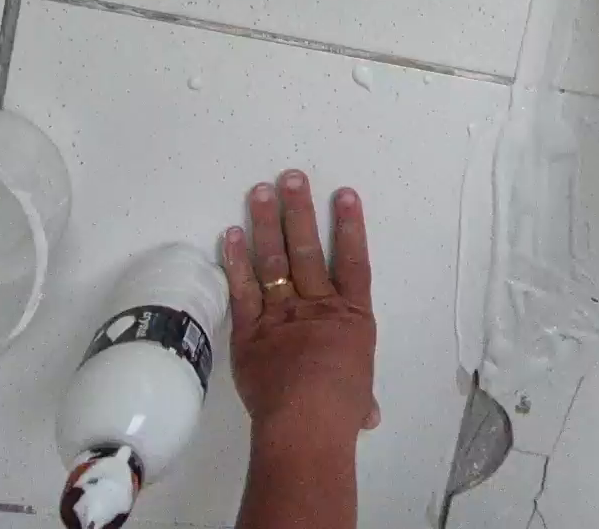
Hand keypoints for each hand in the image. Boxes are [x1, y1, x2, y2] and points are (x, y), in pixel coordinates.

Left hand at [222, 171, 379, 439]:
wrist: (304, 422)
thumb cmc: (339, 410)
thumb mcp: (358, 399)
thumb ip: (360, 397)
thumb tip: (367, 414)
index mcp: (351, 316)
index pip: (354, 261)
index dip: (350, 226)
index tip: (344, 194)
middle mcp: (317, 304)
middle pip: (309, 249)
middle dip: (300, 211)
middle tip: (291, 176)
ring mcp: (282, 313)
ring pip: (275, 260)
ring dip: (268, 223)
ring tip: (261, 190)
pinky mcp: (250, 328)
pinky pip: (243, 289)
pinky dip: (236, 261)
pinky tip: (231, 234)